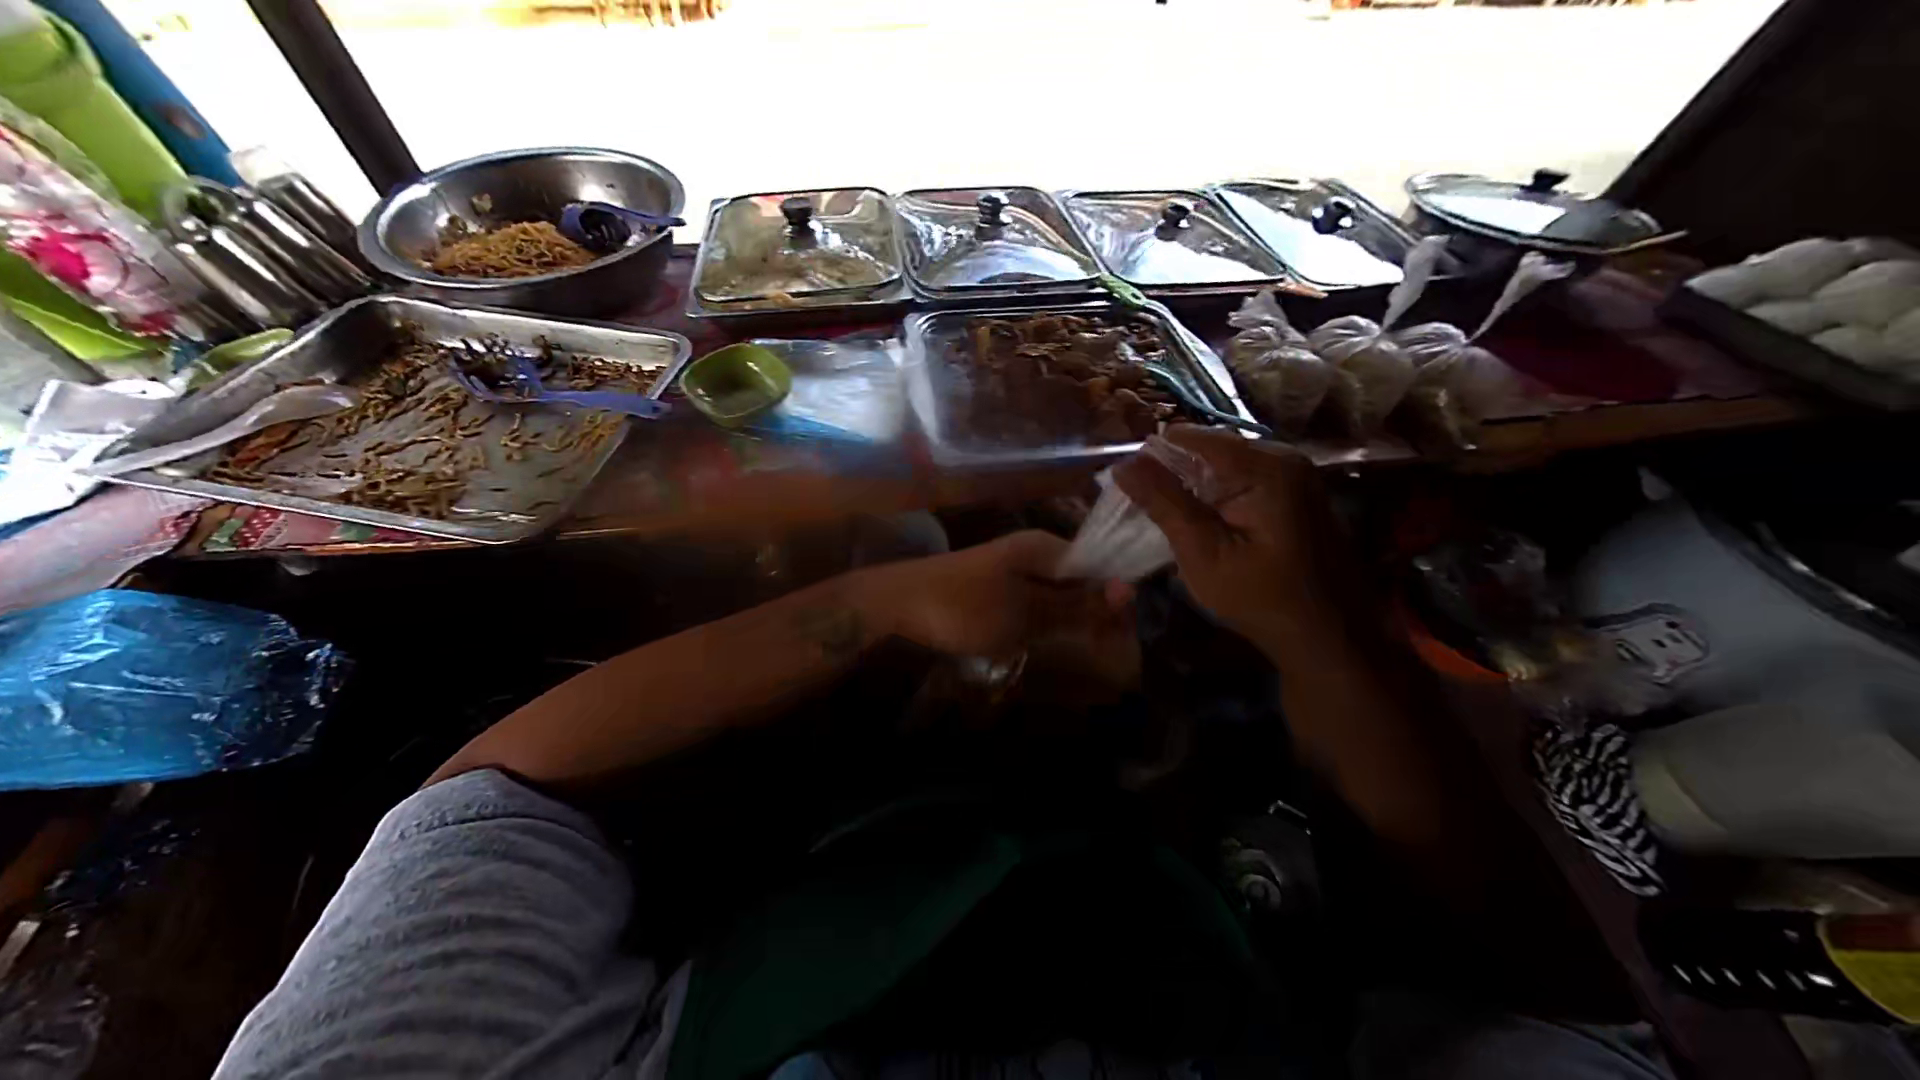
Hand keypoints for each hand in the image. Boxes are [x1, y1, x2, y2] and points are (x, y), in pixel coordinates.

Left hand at [857, 530, 1124, 656]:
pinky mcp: (995, 588)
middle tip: (1098, 650)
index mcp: (1046, 547)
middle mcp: (1034, 551)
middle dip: (1093, 613)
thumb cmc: (964, 607)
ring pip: (1058, 594)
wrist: (896, 605)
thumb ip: (1076, 604)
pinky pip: (1034, 603)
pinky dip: (1042, 622)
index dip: (1116, 600)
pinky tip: (1041, 642)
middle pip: (1080, 580)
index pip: (1101, 567)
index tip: (1122, 636)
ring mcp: (1012, 568)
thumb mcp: (1027, 611)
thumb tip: (1129, 589)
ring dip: (1068, 621)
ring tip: (1074, 649)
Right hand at [1113, 426, 1355, 651]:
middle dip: (1175, 472)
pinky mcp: (1296, 491)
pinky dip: (1218, 494)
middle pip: (1210, 447)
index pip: (1192, 438)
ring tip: (1175, 519)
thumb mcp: (1202, 553)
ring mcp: (1295, 473)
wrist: (1327, 635)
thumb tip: (1124, 464)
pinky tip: (1208, 524)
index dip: (1155, 457)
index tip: (1132, 488)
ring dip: (1195, 485)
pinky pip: (1243, 477)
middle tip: (1151, 511)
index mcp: (1264, 467)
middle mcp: (1284, 457)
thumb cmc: (1260, 598)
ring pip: (1224, 462)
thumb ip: (1164, 503)